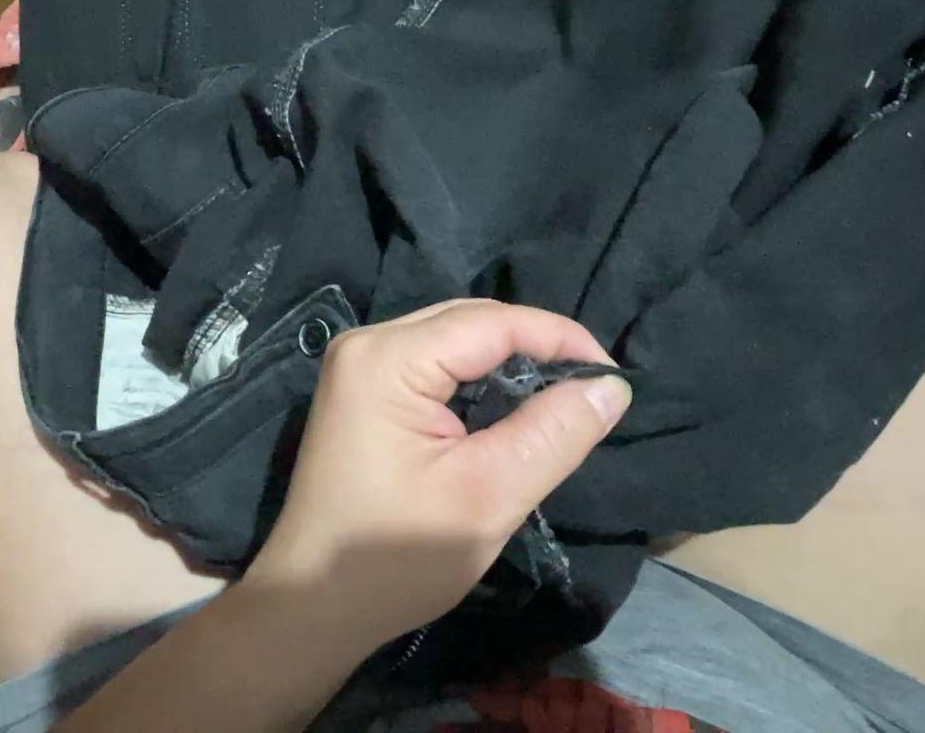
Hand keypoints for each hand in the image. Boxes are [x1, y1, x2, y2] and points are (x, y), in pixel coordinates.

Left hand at [243, 299, 630, 651]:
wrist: (313, 603)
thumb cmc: (396, 559)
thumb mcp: (488, 498)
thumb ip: (553, 434)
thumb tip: (611, 386)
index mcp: (387, 358)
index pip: (490, 322)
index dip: (558, 338)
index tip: (612, 375)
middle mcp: (367, 343)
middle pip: (469, 320)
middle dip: (534, 347)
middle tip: (589, 388)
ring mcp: (359, 363)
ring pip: (453, 337)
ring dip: (507, 361)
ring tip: (557, 397)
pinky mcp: (362, 386)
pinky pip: (433, 360)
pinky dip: (476, 377)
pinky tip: (505, 407)